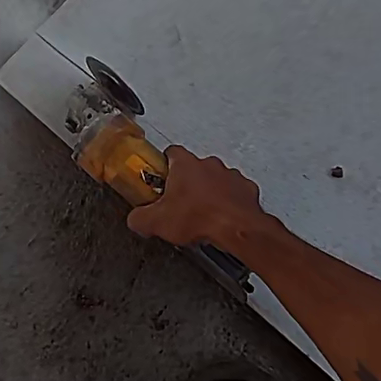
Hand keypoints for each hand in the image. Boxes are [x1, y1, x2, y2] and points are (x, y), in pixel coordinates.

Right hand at [126, 146, 276, 252]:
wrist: (236, 228)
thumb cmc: (201, 217)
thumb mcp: (156, 222)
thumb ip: (139, 218)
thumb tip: (135, 219)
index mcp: (185, 165)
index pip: (171, 152)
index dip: (164, 164)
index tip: (160, 177)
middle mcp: (208, 164)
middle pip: (193, 167)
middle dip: (187, 182)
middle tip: (180, 203)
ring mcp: (230, 175)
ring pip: (215, 179)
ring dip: (209, 192)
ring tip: (201, 214)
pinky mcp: (245, 189)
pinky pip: (234, 192)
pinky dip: (228, 202)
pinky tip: (221, 218)